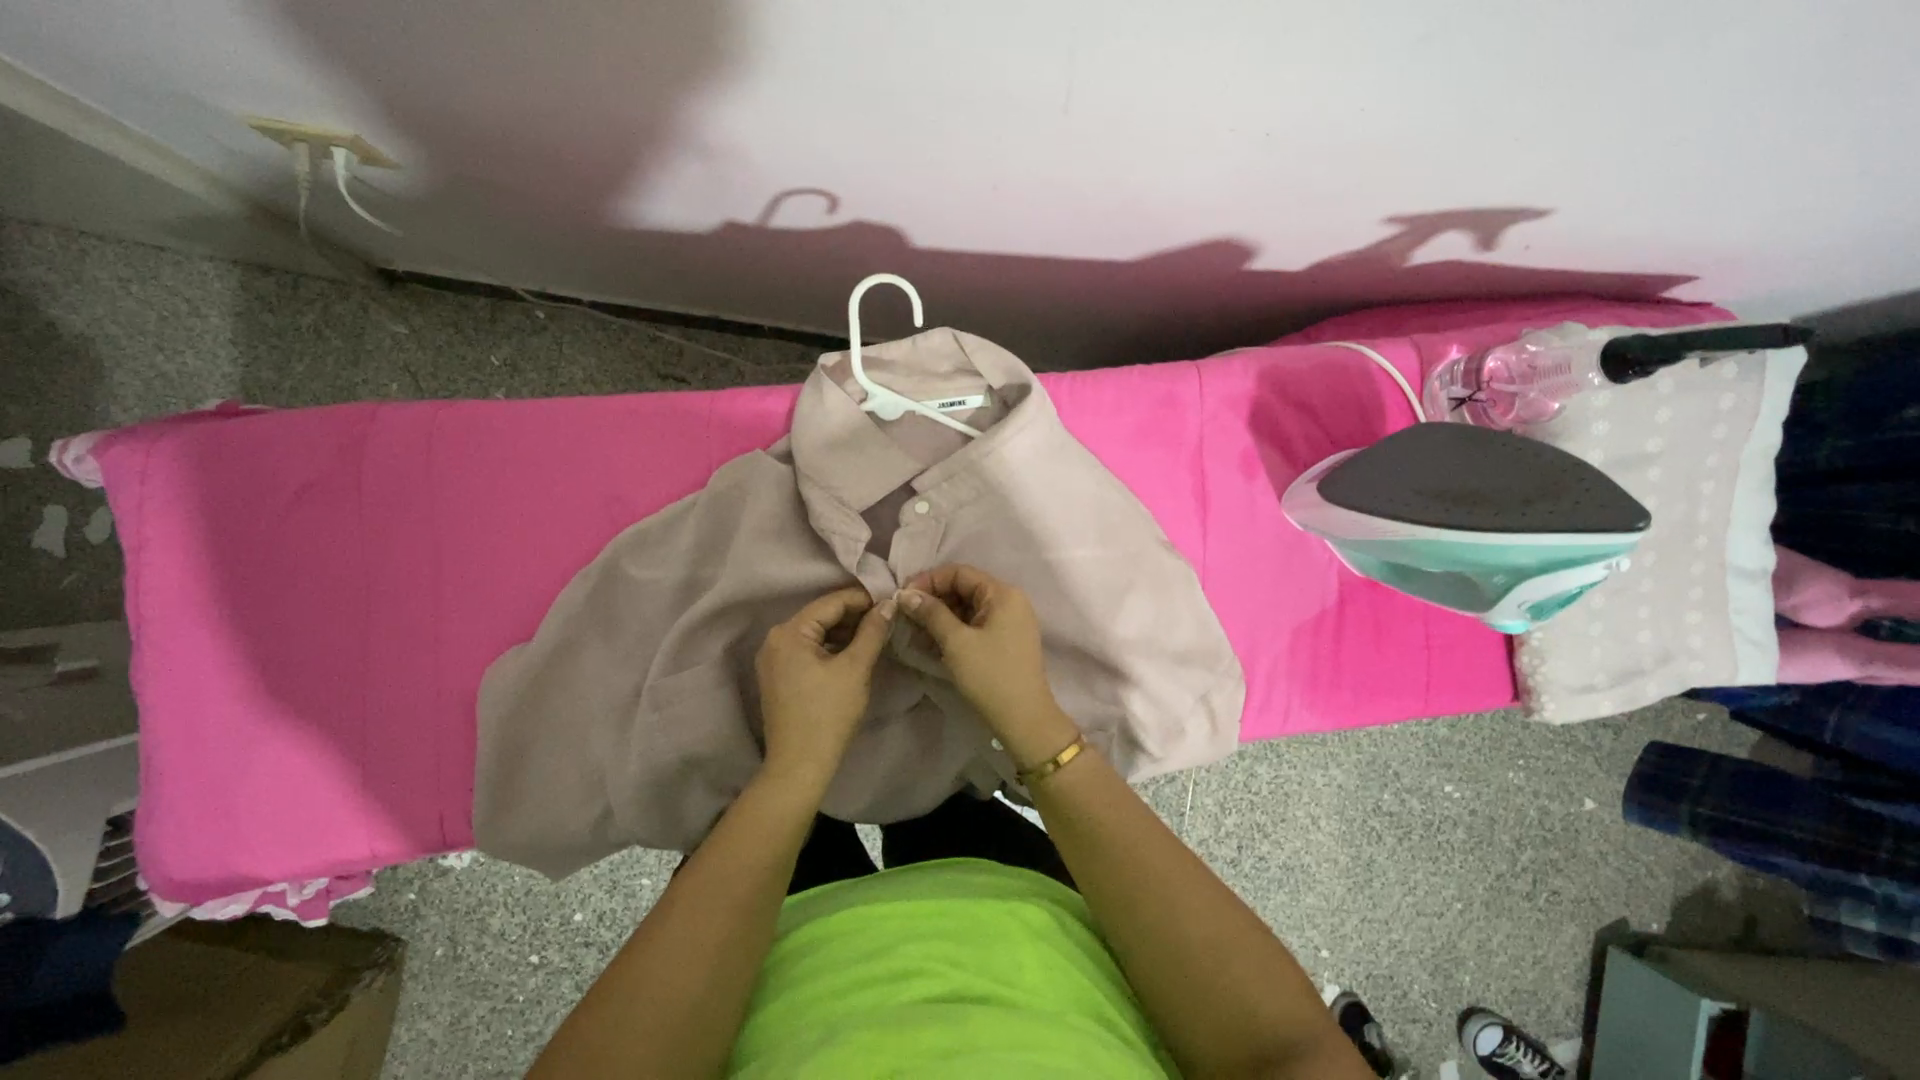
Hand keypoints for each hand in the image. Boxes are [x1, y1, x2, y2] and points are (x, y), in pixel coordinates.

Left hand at [755, 587, 894, 789]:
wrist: (800, 763)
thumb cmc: (829, 714)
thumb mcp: (856, 668)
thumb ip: (872, 631)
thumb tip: (889, 603)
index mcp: (789, 632)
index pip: (831, 602)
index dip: (863, 599)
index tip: (890, 602)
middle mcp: (775, 639)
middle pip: (820, 616)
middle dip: (853, 616)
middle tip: (886, 620)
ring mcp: (773, 659)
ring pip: (814, 633)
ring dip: (843, 633)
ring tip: (874, 637)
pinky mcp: (777, 676)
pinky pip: (807, 650)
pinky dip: (830, 648)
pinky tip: (853, 654)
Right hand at [897, 565, 1079, 765]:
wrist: (1023, 718)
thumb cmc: (990, 675)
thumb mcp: (956, 641)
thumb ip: (931, 613)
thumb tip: (906, 594)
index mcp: (1002, 594)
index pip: (959, 573)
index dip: (928, 581)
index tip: (903, 597)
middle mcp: (1009, 601)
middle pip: (963, 589)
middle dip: (933, 601)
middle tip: (906, 617)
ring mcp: (1009, 622)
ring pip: (967, 609)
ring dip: (940, 618)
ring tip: (914, 634)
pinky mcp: (1005, 641)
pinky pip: (975, 626)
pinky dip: (953, 631)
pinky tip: (931, 645)